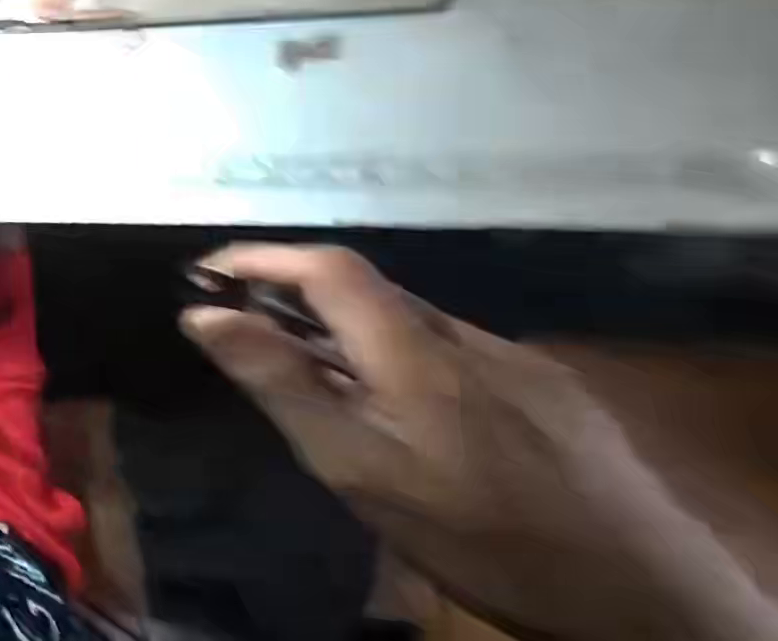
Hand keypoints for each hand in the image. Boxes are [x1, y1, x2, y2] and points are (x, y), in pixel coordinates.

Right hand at [180, 243, 746, 640]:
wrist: (660, 618)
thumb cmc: (479, 536)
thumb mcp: (353, 465)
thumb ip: (277, 381)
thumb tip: (201, 315)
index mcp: (417, 352)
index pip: (328, 266)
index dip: (261, 256)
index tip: (210, 273)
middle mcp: (467, 337)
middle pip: (362, 286)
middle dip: (291, 291)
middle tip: (245, 323)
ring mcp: (518, 359)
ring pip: (403, 316)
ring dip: (341, 324)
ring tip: (310, 367)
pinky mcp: (549, 387)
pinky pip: (445, 344)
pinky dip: (392, 349)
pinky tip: (395, 400)